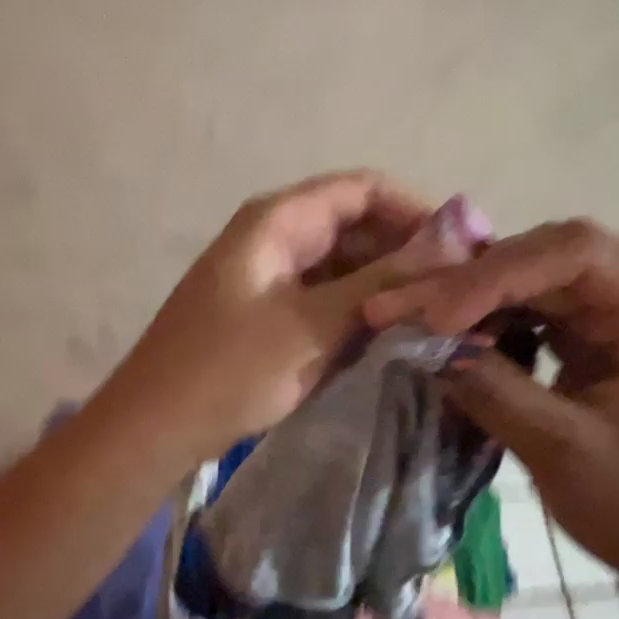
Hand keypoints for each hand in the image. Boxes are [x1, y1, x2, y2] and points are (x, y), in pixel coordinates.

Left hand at [99, 170, 438, 459]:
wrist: (153, 429)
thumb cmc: (229, 370)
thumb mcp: (315, 324)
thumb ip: (385, 280)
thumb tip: (456, 237)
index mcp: (277, 220)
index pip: (363, 189)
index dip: (418, 212)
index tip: (466, 252)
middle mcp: (273, 237)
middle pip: (355, 226)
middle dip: (406, 254)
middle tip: (458, 296)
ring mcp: (267, 278)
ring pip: (342, 266)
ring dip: (384, 288)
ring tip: (436, 320)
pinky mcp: (266, 316)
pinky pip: (324, 299)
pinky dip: (357, 313)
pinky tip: (391, 340)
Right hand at [365, 219, 618, 585]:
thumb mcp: (561, 452)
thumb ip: (492, 389)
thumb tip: (421, 345)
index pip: (582, 255)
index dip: (499, 273)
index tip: (436, 317)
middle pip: (557, 257)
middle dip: (475, 280)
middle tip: (401, 304)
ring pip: (542, 278)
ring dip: (476, 295)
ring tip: (415, 317)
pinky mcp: (607, 339)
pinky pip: (544, 308)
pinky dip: (494, 318)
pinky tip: (454, 333)